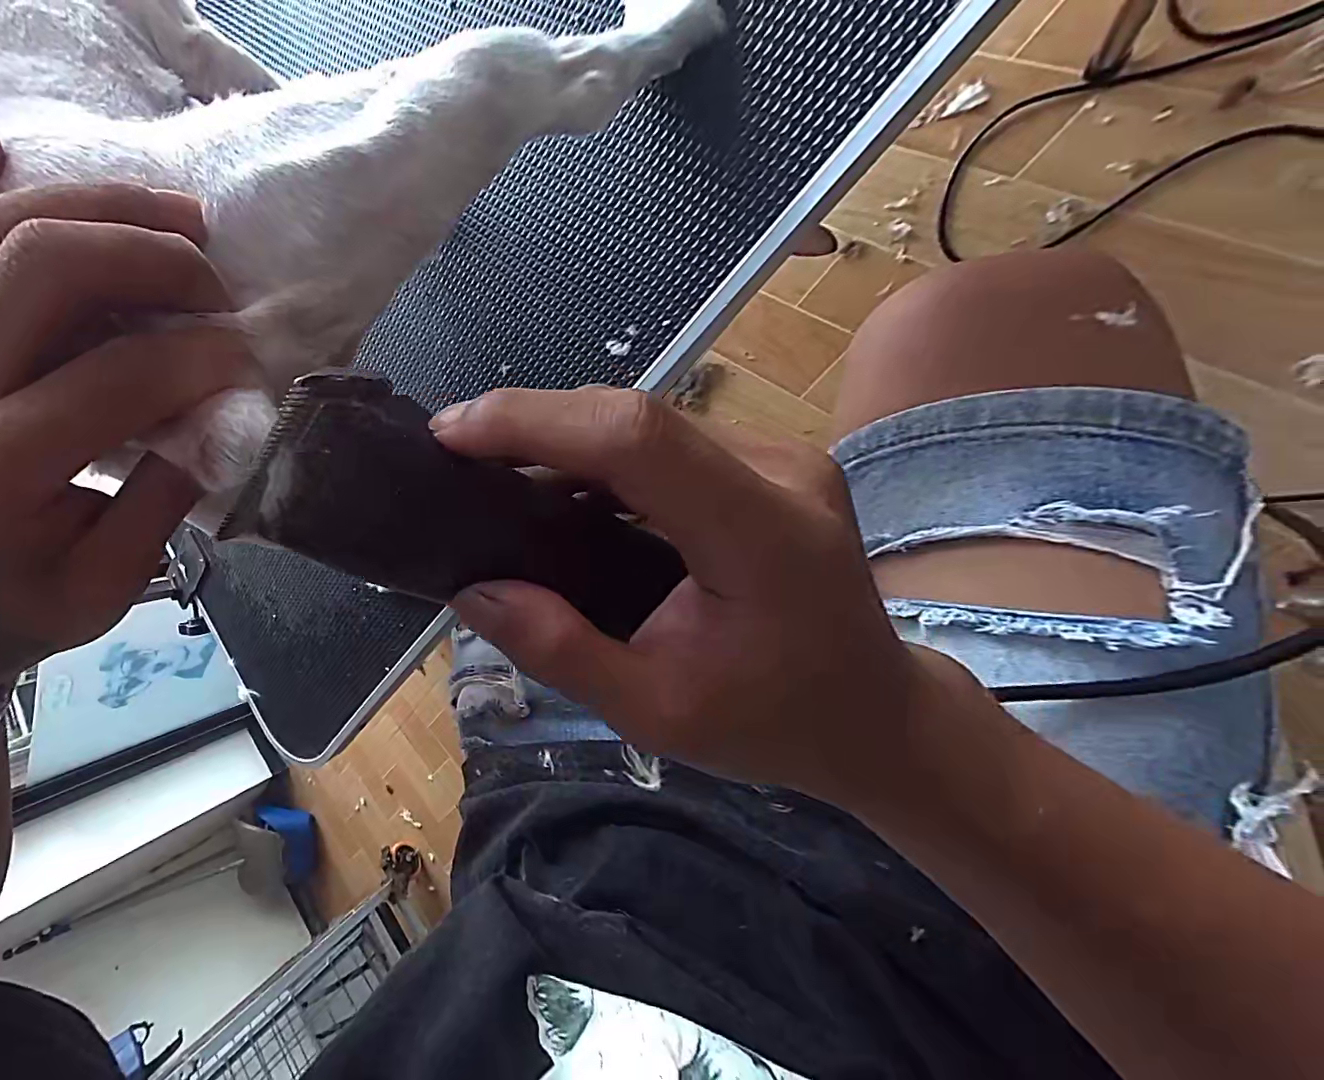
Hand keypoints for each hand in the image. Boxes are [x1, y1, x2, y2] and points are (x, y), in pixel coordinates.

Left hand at [0, 114, 258, 731]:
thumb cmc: (15, 618)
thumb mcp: (106, 587)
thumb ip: (165, 494)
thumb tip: (220, 410)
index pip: (112, 379)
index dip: (197, 357)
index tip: (248, 357)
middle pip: (40, 270)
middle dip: (147, 256)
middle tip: (213, 278)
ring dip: (89, 208)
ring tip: (170, 217)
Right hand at [433, 387, 963, 805]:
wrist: (875, 714)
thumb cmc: (772, 723)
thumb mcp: (653, 712)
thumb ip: (560, 650)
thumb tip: (472, 590)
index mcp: (761, 533)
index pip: (634, 439)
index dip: (533, 421)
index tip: (451, 435)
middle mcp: (774, 469)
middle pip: (630, 414)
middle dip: (528, 421)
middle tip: (453, 449)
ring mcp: (773, 456)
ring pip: (639, 419)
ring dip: (555, 434)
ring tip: (487, 467)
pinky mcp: (757, 462)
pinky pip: (655, 439)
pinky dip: (588, 452)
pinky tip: (549, 482)